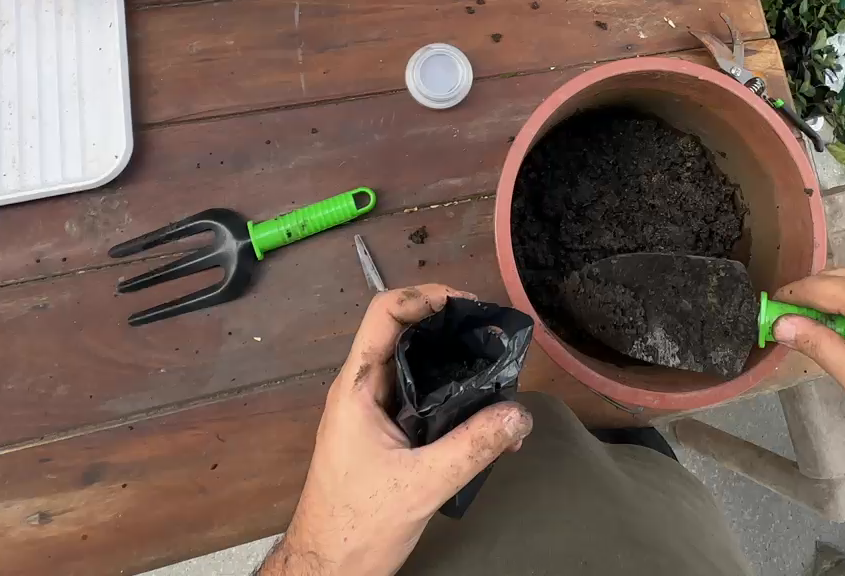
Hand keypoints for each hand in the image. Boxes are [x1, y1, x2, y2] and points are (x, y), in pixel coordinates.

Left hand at [260, 285, 532, 575]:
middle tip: (490, 329)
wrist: (324, 574)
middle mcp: (363, 388)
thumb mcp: (421, 485)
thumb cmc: (357, 525)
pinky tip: (480, 407)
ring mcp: (372, 409)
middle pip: (402, 330)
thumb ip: (472, 446)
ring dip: (450, 357)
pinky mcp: (384, 431)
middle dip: (446, 322)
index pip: (384, 313)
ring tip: (493, 362)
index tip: (466, 303)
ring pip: (413, 363)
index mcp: (357, 386)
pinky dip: (449, 391)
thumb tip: (520, 413)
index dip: (423, 296)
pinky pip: (419, 395)